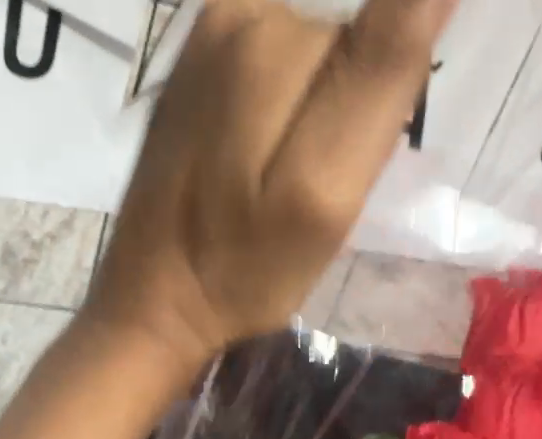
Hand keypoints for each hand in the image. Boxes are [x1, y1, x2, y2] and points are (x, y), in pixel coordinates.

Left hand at [85, 0, 456, 368]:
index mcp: (270, 39)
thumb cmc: (241, 268)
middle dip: (348, 107)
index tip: (346, 151)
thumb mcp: (326, 187)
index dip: (383, 87)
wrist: (150, 307)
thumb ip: (380, 68)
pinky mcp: (190, 75)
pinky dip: (279, 114)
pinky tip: (249, 168)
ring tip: (274, 182)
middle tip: (315, 183)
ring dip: (313, 116)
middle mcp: (234, 16)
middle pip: (345, 40)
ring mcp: (203, 43)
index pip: (392, 22)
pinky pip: (270, 74)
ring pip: (311, 58)